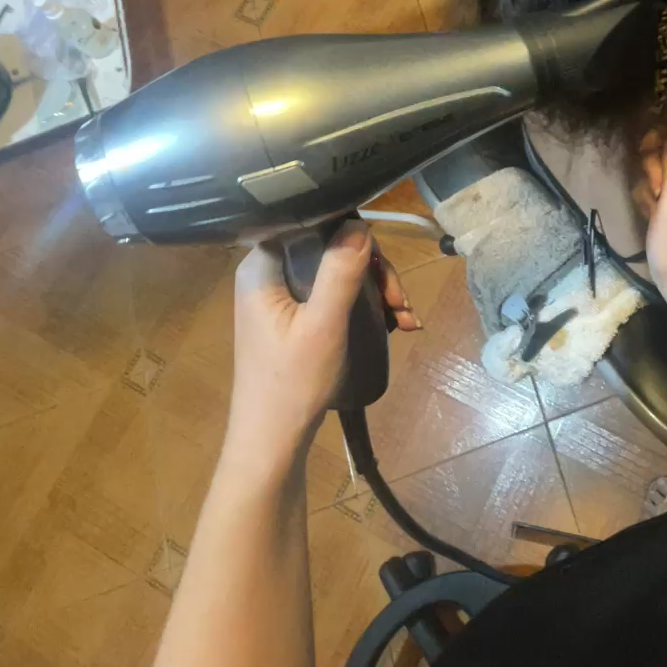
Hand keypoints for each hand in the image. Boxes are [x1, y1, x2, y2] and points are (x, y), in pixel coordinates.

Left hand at [226, 222, 417, 461]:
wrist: (273, 442)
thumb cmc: (292, 383)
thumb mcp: (323, 324)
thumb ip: (340, 272)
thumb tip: (361, 224)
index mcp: (262, 267)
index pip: (312, 224)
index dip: (352, 234)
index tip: (382, 263)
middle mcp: (269, 274)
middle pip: (331, 249)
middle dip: (374, 272)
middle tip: (399, 301)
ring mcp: (282, 297)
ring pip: (339, 273)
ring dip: (377, 291)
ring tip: (404, 319)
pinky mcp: (295, 317)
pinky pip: (336, 296)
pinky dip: (367, 307)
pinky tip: (395, 326)